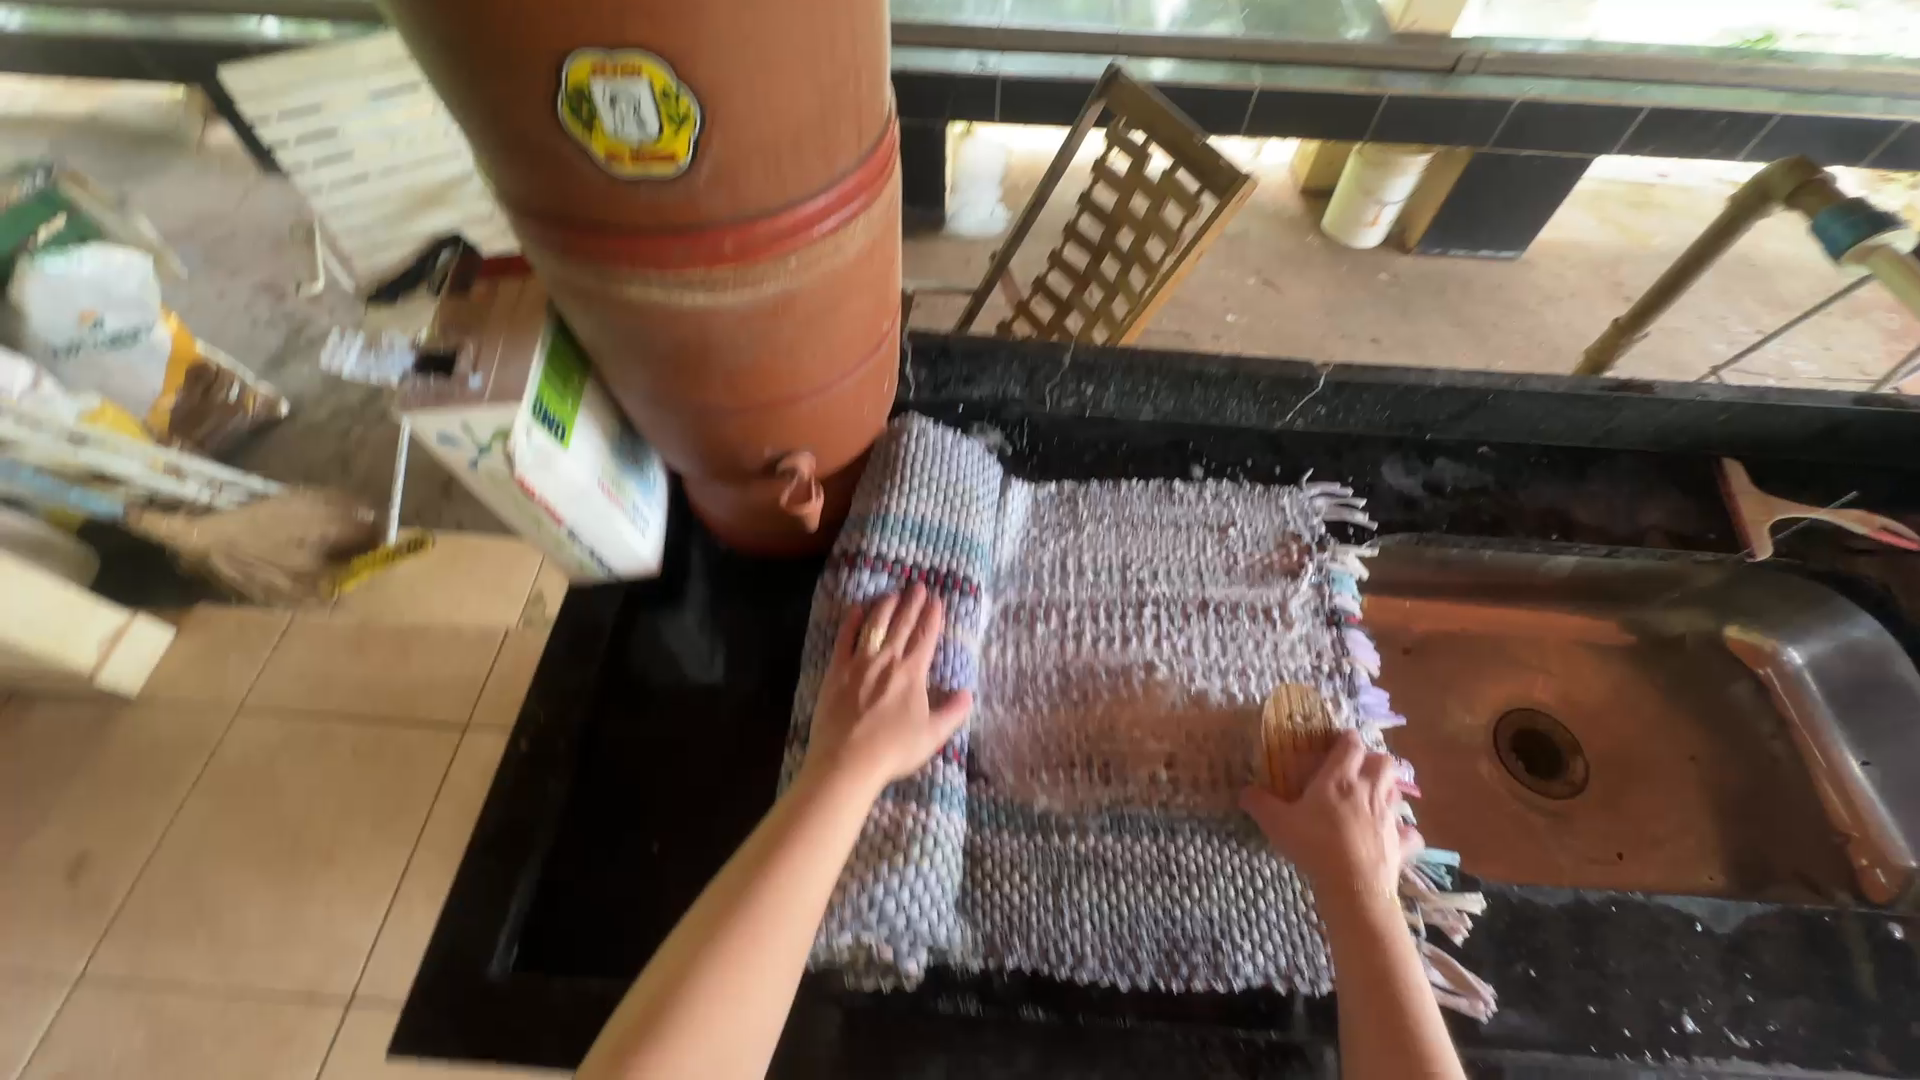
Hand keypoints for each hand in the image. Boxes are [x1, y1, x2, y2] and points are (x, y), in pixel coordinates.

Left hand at [804, 583, 973, 793]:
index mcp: (912, 673)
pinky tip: (858, 609)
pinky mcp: (836, 671)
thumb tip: (968, 694)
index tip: (937, 601)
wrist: (847, 760)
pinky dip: (853, 622)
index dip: (933, 618)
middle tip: (918, 586)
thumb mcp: (932, 735)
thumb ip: (952, 713)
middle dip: (912, 604)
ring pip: (875, 625)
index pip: (926, 637)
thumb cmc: (893, 750)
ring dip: (886, 606)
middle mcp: (887, 660)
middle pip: (902, 625)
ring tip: (893, 593)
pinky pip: (845, 639)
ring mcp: (859, 663)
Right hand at [1239, 729, 1420, 920]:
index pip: (1351, 744)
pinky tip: (1392, 835)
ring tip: (1372, 797)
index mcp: (1340, 778)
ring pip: (1399, 791)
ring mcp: (1390, 817)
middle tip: (1356, 769)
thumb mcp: (1276, 822)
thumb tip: (1242, 791)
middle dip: (1373, 760)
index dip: (1345, 739)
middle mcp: (1369, 790)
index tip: (1335, 743)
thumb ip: (1258, 803)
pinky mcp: (1402, 843)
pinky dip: (1404, 832)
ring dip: (1388, 789)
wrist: (1353, 886)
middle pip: (1384, 761)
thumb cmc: (1314, 845)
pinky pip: (1410, 833)